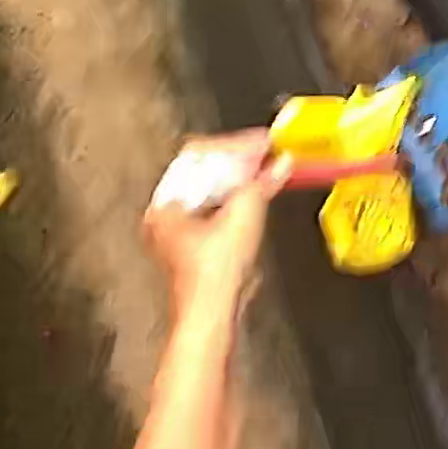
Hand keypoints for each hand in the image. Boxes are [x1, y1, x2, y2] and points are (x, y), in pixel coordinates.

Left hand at [144, 129, 285, 322]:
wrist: (213, 306)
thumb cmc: (212, 270)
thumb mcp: (246, 211)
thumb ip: (265, 180)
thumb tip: (281, 162)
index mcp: (166, 203)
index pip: (198, 156)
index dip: (234, 146)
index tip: (261, 141)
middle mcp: (167, 214)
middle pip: (206, 171)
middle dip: (240, 159)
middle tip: (266, 149)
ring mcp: (182, 228)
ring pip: (215, 187)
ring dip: (244, 176)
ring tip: (268, 166)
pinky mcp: (201, 239)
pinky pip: (222, 203)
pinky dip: (243, 193)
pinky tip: (261, 189)